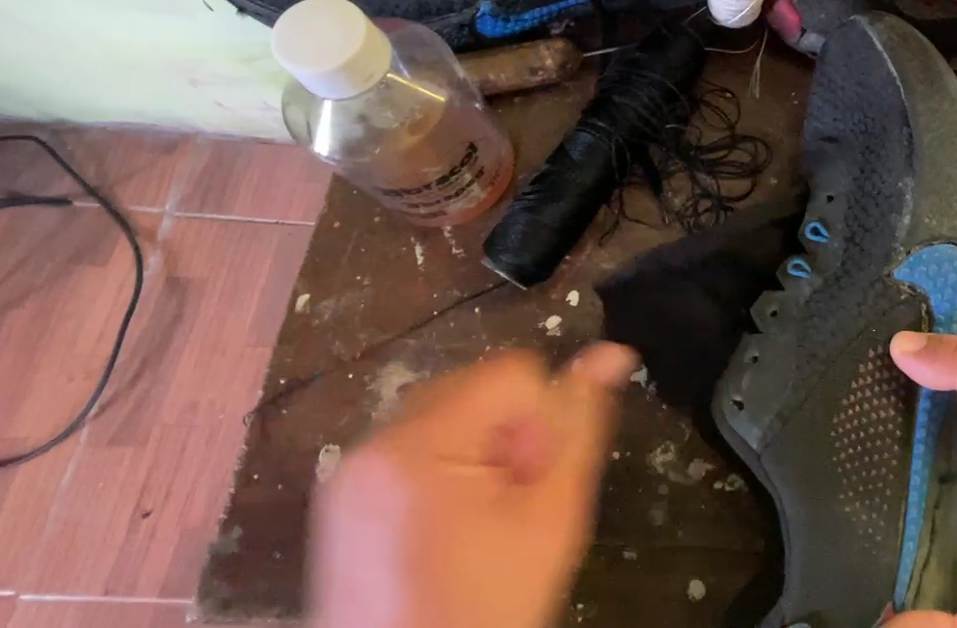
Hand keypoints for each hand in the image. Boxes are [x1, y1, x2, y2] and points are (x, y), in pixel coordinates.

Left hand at [309, 343, 637, 627]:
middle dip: (511, 432)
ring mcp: (352, 468)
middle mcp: (375, 441)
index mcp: (421, 443)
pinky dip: (447, 466)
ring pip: (451, 411)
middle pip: (478, 386)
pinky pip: (417, 444)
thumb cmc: (488, 611)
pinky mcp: (344, 493)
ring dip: (482, 448)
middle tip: (513, 505)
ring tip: (482, 520)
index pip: (515, 374)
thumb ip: (582, 426)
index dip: (543, 422)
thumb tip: (612, 354)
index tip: (535, 482)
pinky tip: (452, 527)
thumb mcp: (552, 517)